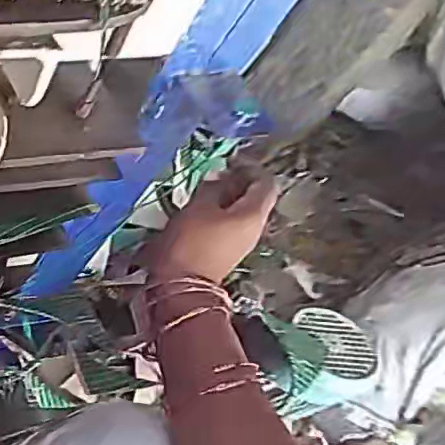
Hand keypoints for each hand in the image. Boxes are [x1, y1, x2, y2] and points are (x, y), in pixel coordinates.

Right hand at [144, 164, 276, 283]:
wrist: (180, 284)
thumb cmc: (189, 242)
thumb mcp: (196, 209)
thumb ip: (211, 189)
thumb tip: (220, 179)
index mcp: (253, 214)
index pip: (265, 183)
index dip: (251, 168)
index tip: (230, 160)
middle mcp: (254, 228)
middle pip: (255, 199)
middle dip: (238, 184)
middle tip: (215, 175)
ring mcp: (242, 242)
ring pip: (241, 213)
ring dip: (226, 200)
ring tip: (203, 193)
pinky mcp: (226, 252)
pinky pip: (229, 225)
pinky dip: (219, 214)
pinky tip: (200, 214)